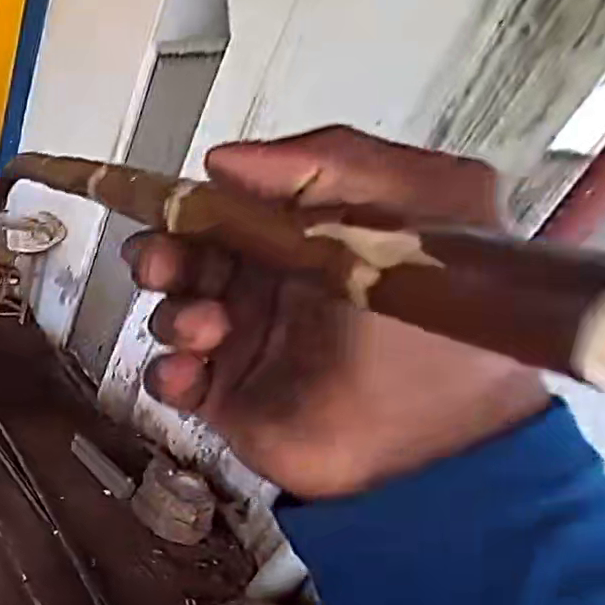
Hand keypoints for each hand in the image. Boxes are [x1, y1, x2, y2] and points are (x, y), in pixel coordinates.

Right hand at [131, 126, 550, 498]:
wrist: (433, 442)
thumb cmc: (441, 328)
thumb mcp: (422, 203)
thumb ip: (330, 162)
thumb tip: (225, 162)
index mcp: (305, 239)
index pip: (228, 208)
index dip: (191, 204)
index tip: (170, 204)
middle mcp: (267, 288)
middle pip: (186, 258)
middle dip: (163, 255)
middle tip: (163, 264)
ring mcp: (243, 344)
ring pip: (171, 313)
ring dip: (176, 314)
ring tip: (209, 328)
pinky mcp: (224, 397)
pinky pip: (170, 377)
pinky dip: (167, 372)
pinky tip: (190, 373)